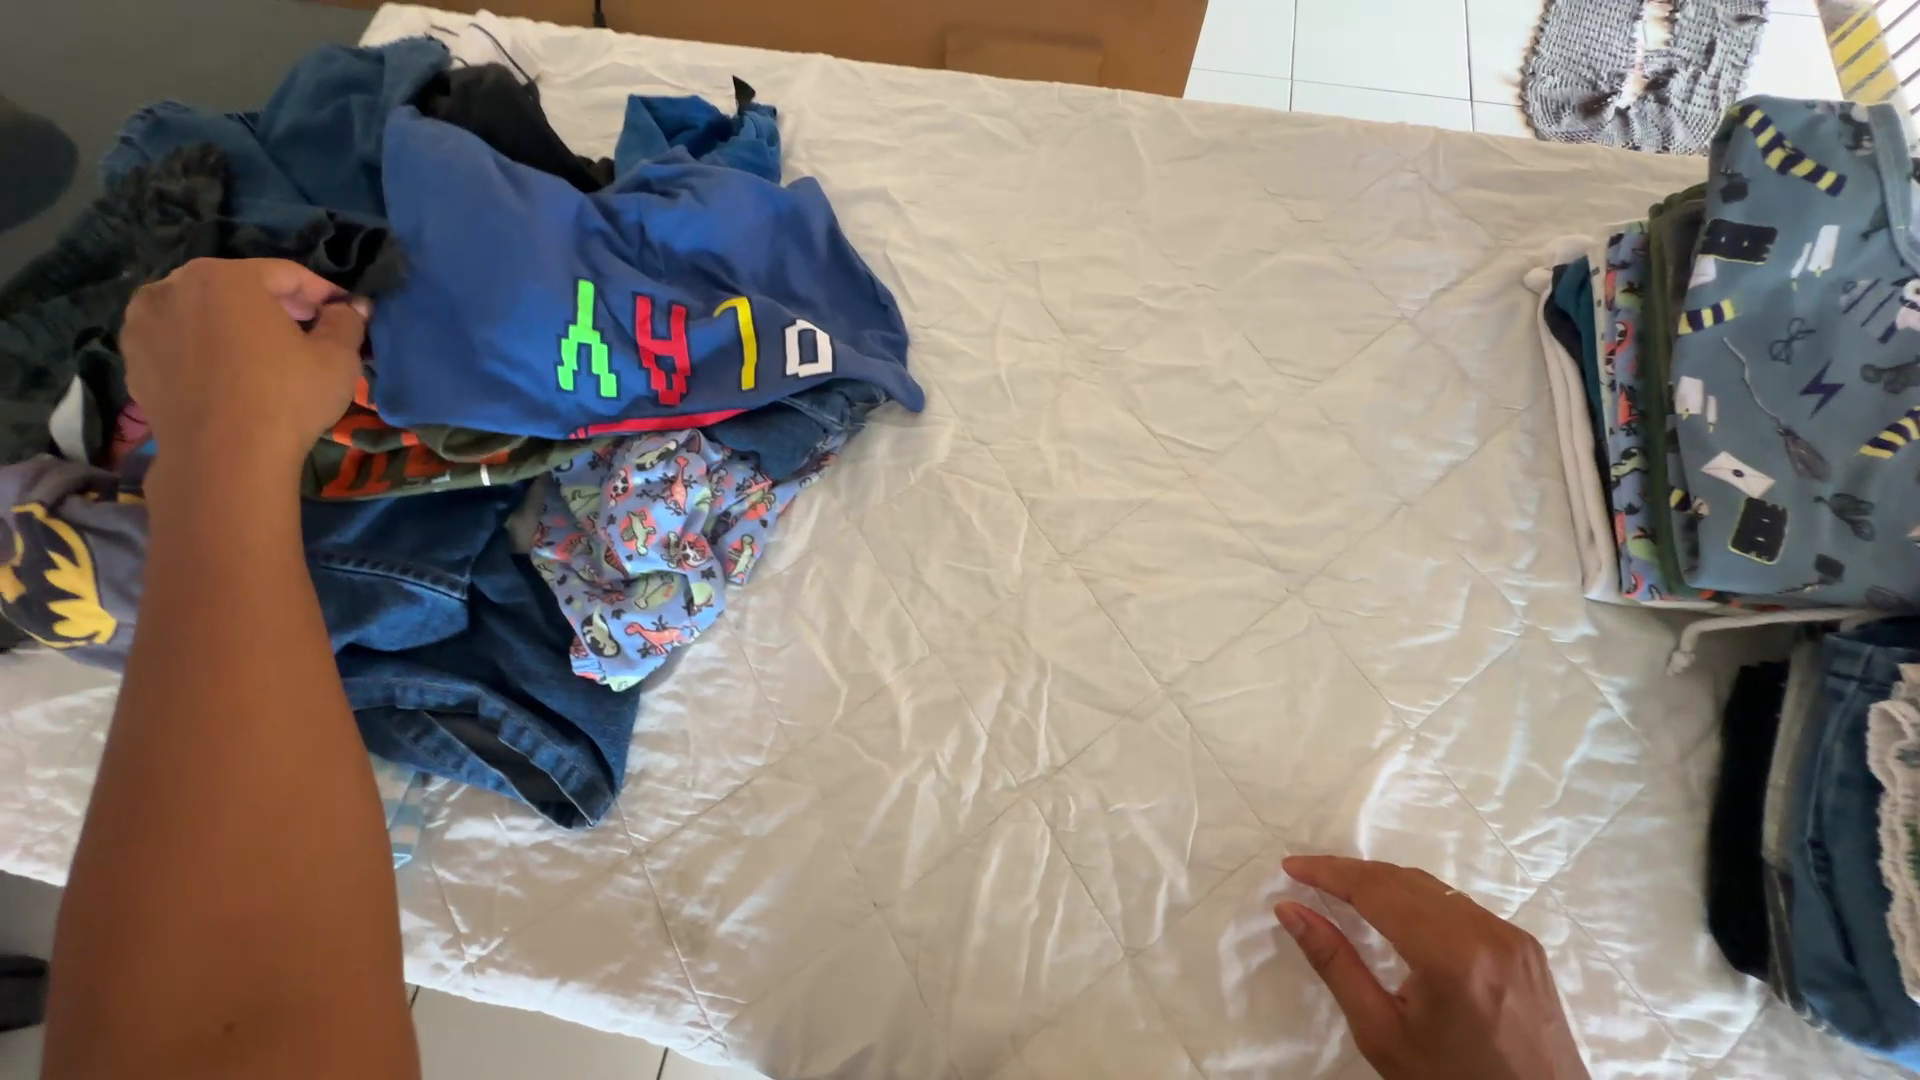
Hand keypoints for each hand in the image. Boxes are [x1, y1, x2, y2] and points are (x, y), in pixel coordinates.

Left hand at [120, 258, 369, 475]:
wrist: (224, 452)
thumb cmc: (288, 395)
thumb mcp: (339, 358)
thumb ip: (346, 323)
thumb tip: (351, 308)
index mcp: (228, 277)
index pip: (287, 273)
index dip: (324, 293)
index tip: (347, 314)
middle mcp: (175, 285)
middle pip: (240, 287)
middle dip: (279, 306)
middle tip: (312, 333)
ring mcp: (145, 318)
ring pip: (205, 310)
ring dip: (239, 323)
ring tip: (268, 353)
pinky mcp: (134, 353)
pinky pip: (180, 336)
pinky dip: (208, 344)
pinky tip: (232, 372)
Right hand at [1276, 856, 1589, 1079]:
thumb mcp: (1380, 1033)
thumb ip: (1334, 964)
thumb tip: (1289, 909)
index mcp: (1450, 955)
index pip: (1376, 889)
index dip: (1328, 872)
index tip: (1291, 867)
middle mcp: (1486, 933)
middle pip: (1401, 879)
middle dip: (1350, 872)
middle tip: (1307, 875)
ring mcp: (1511, 936)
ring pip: (1430, 886)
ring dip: (1382, 881)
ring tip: (1342, 890)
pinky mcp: (1524, 945)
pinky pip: (1457, 903)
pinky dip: (1416, 898)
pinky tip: (1396, 912)